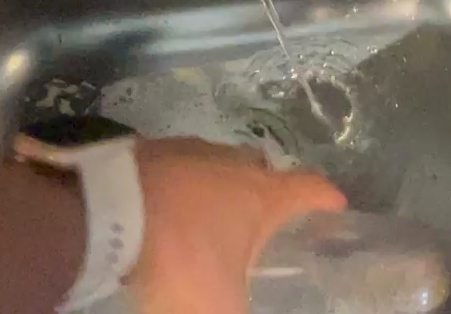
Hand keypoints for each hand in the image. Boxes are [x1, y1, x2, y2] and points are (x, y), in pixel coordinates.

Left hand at [130, 138, 346, 313]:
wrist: (112, 208)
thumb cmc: (181, 254)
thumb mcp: (216, 309)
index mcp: (264, 194)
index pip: (310, 187)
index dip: (326, 197)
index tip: (338, 205)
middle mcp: (237, 164)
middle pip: (265, 171)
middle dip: (268, 194)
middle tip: (263, 224)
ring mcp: (196, 152)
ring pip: (221, 168)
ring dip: (221, 192)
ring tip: (211, 225)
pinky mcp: (158, 153)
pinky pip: (182, 171)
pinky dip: (183, 192)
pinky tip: (168, 217)